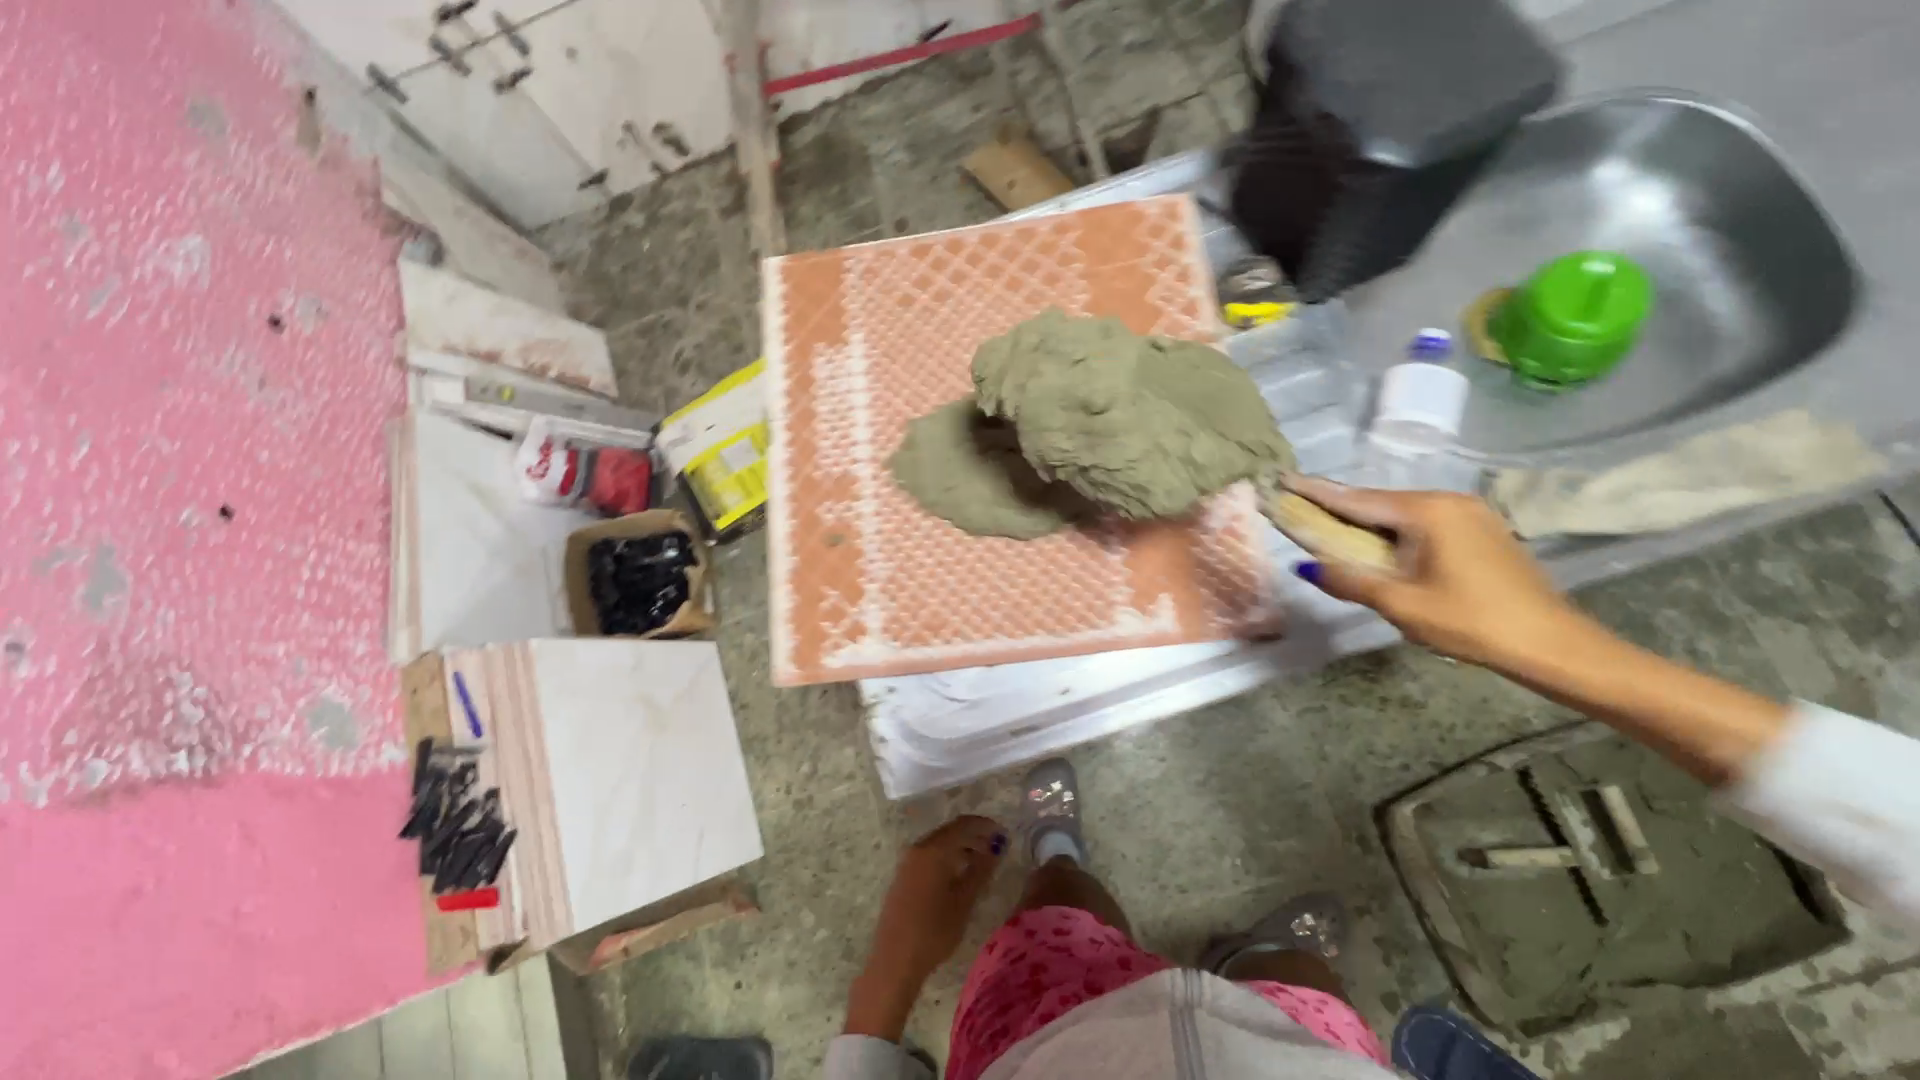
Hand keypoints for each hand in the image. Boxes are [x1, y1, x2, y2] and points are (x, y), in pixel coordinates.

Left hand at [846, 815, 1006, 1040]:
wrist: (896, 959)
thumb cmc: (934, 931)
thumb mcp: (964, 901)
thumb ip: (981, 870)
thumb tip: (997, 847)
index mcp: (933, 850)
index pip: (963, 825)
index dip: (985, 826)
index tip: (1003, 833)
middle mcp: (918, 849)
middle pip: (950, 832)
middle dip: (974, 836)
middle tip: (996, 847)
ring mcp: (907, 862)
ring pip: (939, 844)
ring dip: (961, 847)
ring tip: (982, 862)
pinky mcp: (903, 877)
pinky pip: (929, 856)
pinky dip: (947, 857)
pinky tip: (959, 874)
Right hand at [1283, 476, 1586, 668]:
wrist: (1551, 643)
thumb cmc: (1471, 622)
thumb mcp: (1401, 604)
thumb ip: (1350, 580)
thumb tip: (1306, 565)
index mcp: (1426, 511)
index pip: (1356, 499)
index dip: (1315, 493)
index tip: (1282, 479)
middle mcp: (1448, 500)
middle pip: (1379, 502)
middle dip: (1339, 508)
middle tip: (1301, 509)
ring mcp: (1470, 513)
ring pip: (1402, 513)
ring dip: (1368, 523)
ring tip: (1333, 531)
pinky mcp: (1482, 530)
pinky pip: (1425, 523)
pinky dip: (1395, 532)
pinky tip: (1382, 546)